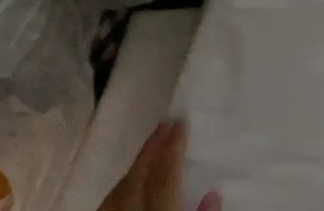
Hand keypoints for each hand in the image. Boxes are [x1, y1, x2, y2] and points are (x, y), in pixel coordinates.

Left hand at [99, 120, 220, 210]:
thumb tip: (214, 194)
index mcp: (158, 210)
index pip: (164, 176)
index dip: (173, 149)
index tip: (181, 122)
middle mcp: (130, 208)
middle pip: (140, 176)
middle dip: (153, 148)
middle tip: (166, 121)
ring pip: (122, 186)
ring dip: (138, 163)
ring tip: (152, 143)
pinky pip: (110, 199)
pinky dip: (122, 183)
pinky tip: (129, 178)